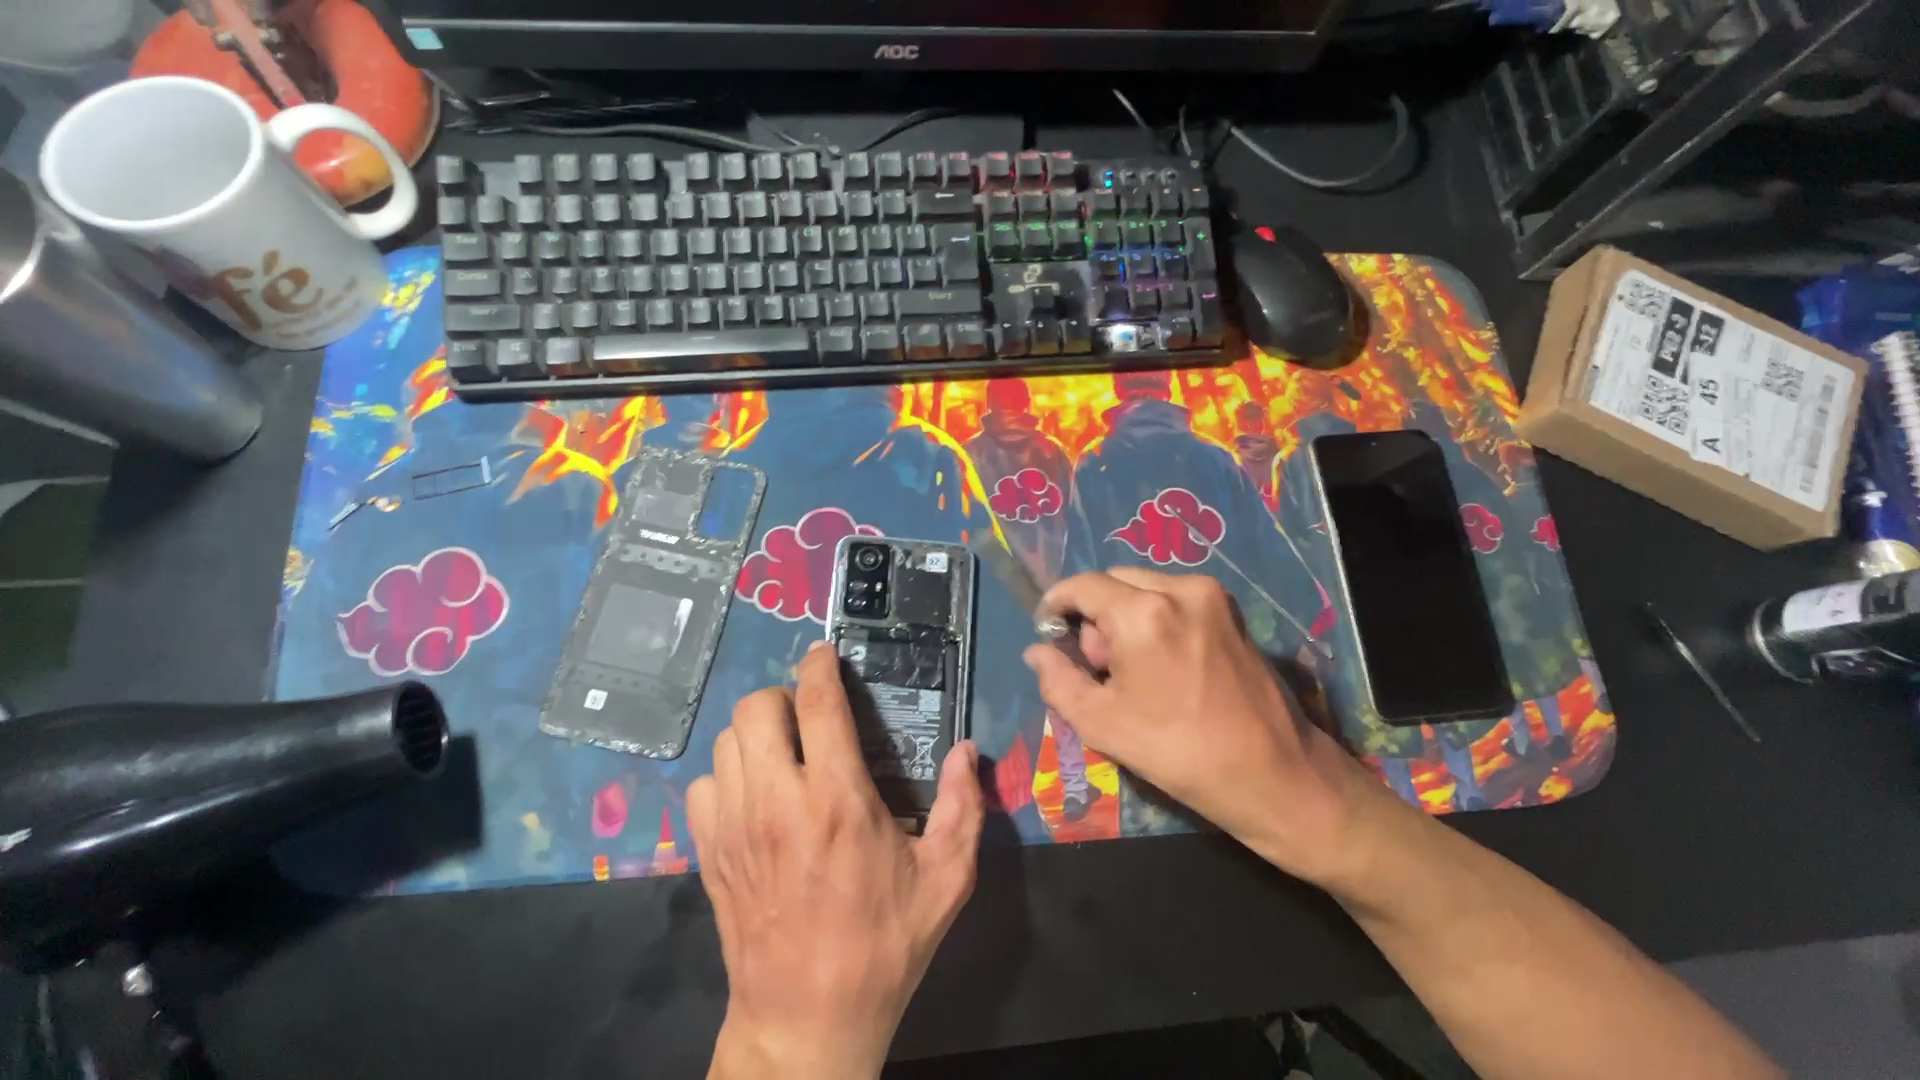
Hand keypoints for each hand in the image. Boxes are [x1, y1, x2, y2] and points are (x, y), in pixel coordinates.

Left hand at [690, 642, 983, 1079]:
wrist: (808, 1017)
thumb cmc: (884, 945)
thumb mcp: (946, 880)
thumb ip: (965, 807)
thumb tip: (969, 750)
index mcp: (838, 801)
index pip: (819, 705)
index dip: (820, 667)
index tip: (825, 653)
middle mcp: (777, 802)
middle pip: (756, 709)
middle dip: (784, 697)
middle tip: (810, 716)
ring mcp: (734, 827)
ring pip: (727, 742)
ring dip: (756, 734)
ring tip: (784, 751)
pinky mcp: (709, 853)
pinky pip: (703, 785)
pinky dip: (726, 776)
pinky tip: (753, 796)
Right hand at [1024, 569, 1389, 889]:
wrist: (1273, 773)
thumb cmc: (1178, 751)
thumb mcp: (1102, 723)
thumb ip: (1058, 680)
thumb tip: (1037, 651)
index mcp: (1143, 612)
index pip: (1082, 586)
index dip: (1056, 604)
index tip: (1047, 630)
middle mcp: (1179, 588)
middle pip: (1115, 582)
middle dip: (1095, 614)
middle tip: (1096, 666)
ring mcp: (1213, 598)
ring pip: (1146, 589)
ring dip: (1125, 617)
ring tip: (1132, 672)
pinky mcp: (1234, 614)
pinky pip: (1176, 600)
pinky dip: (1157, 620)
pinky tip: (1163, 668)